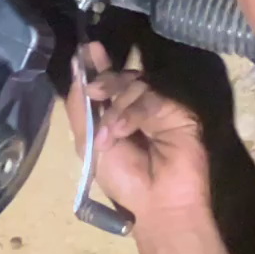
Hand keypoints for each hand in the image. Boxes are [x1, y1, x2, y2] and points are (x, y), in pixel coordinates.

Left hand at [66, 43, 211, 225]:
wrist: (156, 203)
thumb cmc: (123, 181)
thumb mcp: (89, 144)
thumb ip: (80, 109)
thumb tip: (76, 70)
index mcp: (117, 115)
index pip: (108, 82)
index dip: (98, 64)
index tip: (87, 50)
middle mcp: (139, 107)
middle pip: (123, 77)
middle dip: (105, 80)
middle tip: (94, 93)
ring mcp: (160, 108)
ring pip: (136, 85)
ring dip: (117, 107)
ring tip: (110, 135)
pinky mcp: (178, 111)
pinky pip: (151, 98)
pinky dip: (133, 112)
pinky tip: (125, 130)